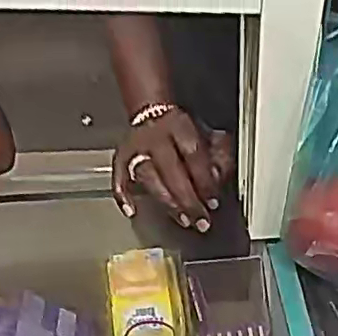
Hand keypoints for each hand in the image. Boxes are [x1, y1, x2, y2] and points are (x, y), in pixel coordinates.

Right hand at [112, 108, 233, 232]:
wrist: (152, 114)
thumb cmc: (181, 133)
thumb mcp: (206, 136)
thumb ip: (217, 156)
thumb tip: (218, 179)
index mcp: (178, 125)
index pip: (193, 154)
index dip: (205, 180)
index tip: (213, 200)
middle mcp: (154, 136)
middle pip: (171, 169)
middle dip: (188, 199)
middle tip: (201, 219)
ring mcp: (136, 148)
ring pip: (149, 177)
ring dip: (167, 201)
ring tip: (183, 219)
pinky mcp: (122, 158)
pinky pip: (119, 176)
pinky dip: (122, 194)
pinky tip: (131, 210)